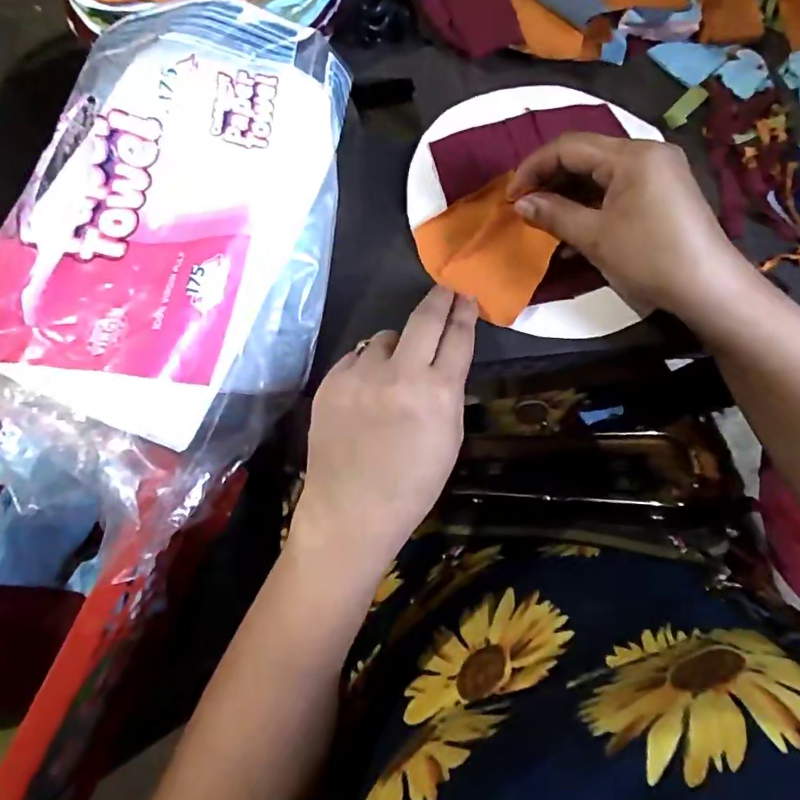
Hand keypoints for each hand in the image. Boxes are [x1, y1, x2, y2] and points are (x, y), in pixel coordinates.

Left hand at [291, 287, 476, 573]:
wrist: (351, 511)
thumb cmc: (413, 484)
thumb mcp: (449, 437)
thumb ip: (449, 391)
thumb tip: (444, 358)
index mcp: (438, 392)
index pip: (457, 337)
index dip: (465, 312)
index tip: (467, 294)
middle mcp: (400, 374)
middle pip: (424, 318)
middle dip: (439, 299)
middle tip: (447, 288)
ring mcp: (361, 375)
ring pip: (386, 337)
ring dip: (398, 345)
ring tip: (396, 372)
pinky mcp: (331, 381)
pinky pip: (357, 357)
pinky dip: (367, 366)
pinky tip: (368, 391)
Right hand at [507, 133, 749, 319]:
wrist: (710, 288)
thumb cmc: (650, 258)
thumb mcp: (595, 237)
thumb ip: (554, 214)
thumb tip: (521, 203)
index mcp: (632, 154)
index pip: (569, 146)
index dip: (534, 167)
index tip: (512, 196)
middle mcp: (649, 152)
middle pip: (587, 155)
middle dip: (552, 179)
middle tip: (527, 206)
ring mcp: (662, 171)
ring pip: (603, 173)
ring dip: (572, 194)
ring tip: (546, 220)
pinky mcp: (668, 192)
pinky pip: (622, 188)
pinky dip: (596, 203)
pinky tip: (577, 228)